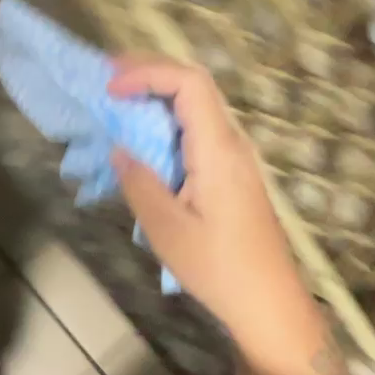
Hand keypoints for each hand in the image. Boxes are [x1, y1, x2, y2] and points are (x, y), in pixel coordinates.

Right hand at [107, 56, 323, 366]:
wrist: (268, 301)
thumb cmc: (218, 268)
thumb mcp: (167, 229)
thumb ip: (140, 183)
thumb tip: (119, 149)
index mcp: (218, 150)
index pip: (189, 83)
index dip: (148, 73)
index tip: (110, 89)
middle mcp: (232, 143)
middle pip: (194, 86)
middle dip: (149, 74)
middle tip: (106, 80)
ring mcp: (235, 158)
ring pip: (196, 108)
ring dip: (156, 99)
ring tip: (116, 105)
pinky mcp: (232, 174)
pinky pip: (198, 133)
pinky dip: (166, 125)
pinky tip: (143, 141)